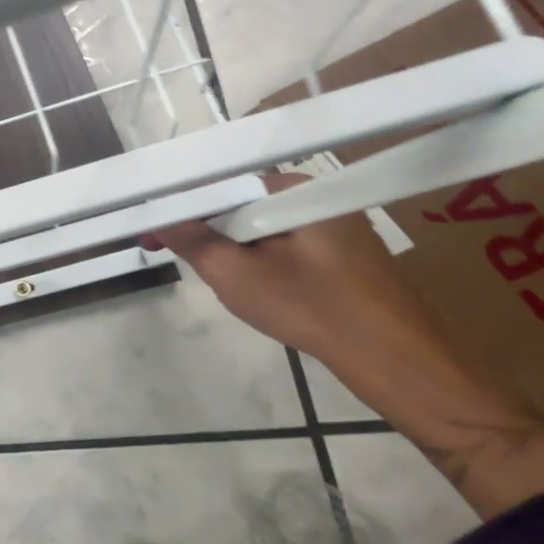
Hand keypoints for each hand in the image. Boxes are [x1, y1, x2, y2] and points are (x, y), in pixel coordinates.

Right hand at [148, 174, 543, 518]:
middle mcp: (318, 196)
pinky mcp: (344, 252)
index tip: (150, 235)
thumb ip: (191, 239)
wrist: (393, 357)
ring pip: (259, 228)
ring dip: (233, 251)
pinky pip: (283, 245)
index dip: (181, 210)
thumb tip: (159, 216)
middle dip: (207, 233)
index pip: (221, 186)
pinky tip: (259, 291)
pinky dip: (260, 262)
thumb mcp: (233, 274)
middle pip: (239, 206)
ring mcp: (335, 224)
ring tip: (224, 283)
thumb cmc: (310, 307)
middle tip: (181, 262)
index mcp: (295, 189)